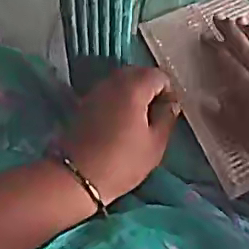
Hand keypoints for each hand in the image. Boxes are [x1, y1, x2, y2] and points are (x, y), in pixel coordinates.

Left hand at [61, 67, 179, 200]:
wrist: (78, 175)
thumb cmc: (122, 161)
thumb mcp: (154, 144)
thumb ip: (166, 118)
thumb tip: (171, 103)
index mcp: (133, 87)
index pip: (158, 75)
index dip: (169, 90)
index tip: (170, 111)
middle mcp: (112, 82)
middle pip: (138, 73)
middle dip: (150, 88)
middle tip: (156, 114)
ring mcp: (96, 90)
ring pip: (121, 81)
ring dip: (133, 93)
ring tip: (140, 120)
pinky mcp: (84, 102)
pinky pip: (108, 92)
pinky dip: (118, 100)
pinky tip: (121, 122)